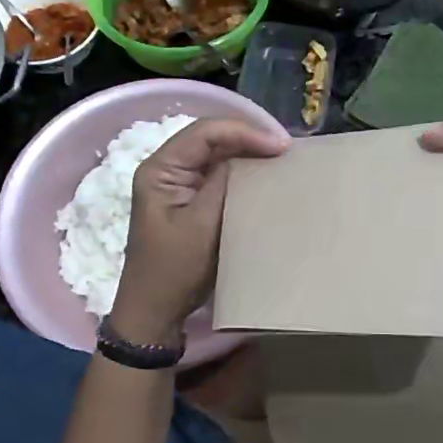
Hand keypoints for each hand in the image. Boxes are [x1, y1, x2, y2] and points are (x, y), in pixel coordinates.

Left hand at [109, 118, 289, 346]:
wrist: (155, 310)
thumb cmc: (174, 270)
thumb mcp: (202, 226)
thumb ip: (224, 185)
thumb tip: (250, 157)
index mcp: (160, 169)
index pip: (204, 133)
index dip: (244, 132)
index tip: (280, 145)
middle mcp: (167, 169)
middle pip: (211, 139)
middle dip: (249, 138)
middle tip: (286, 149)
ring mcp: (178, 185)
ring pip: (217, 155)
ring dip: (248, 154)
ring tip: (281, 158)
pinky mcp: (191, 201)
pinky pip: (219, 176)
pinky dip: (243, 173)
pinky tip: (265, 176)